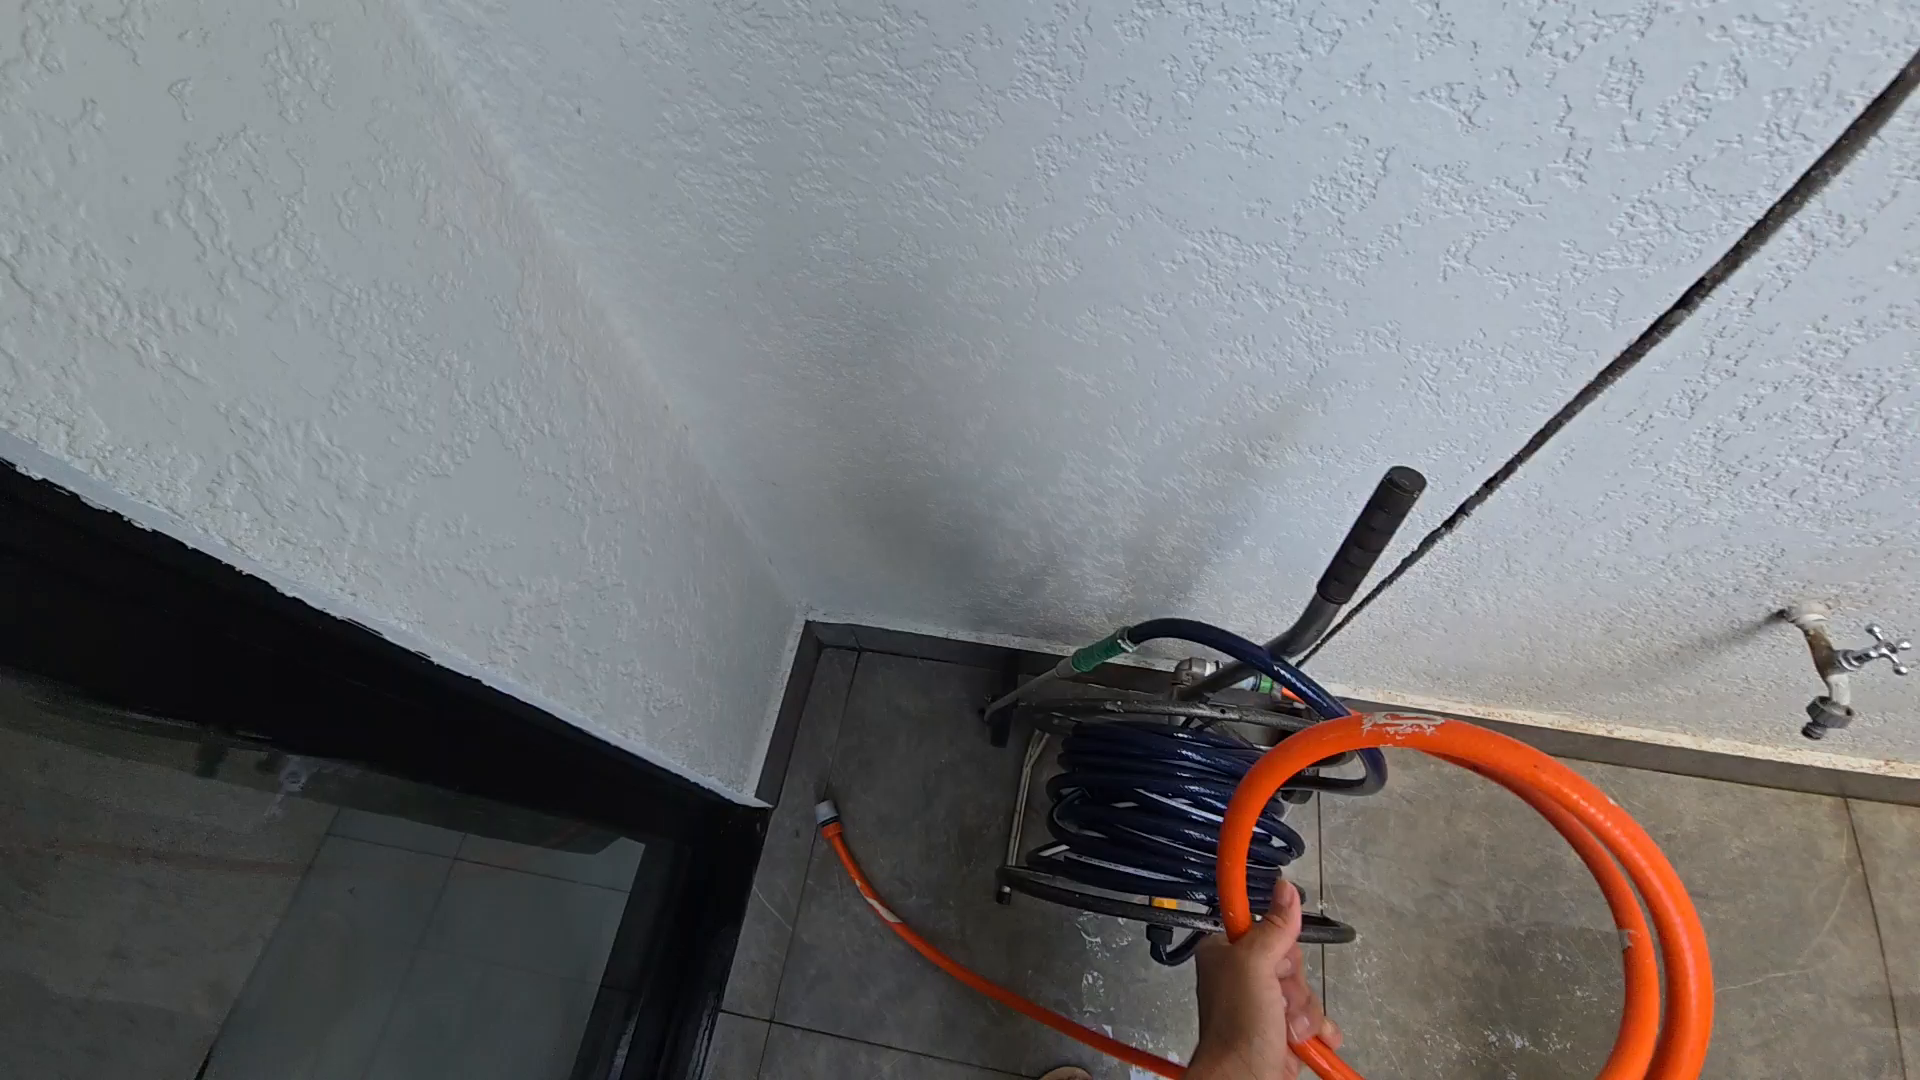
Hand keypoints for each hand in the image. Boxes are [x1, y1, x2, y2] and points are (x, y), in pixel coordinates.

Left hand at [1188, 882, 1342, 1079]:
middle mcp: (1242, 973)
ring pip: (1302, 990)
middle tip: (1278, 1001)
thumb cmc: (1240, 1022)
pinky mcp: (1282, 1031)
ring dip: (1304, 1013)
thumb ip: (1274, 929)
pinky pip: (1312, 1018)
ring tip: (1288, 1029)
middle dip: (1293, 985)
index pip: (1264, 930)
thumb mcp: (1254, 965)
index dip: (1277, 947)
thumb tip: (1285, 886)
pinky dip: (1317, 1030)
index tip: (1274, 965)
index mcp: (1224, 951)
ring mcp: (1263, 1004)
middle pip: (1288, 961)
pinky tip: (1316, 1041)